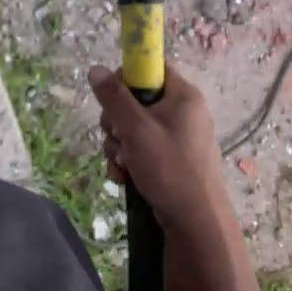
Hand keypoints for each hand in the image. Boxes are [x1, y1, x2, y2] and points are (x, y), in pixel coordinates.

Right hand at [91, 63, 230, 231]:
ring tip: (122, 164)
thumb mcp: (135, 129)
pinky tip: (124, 176)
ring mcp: (177, 136)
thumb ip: (114, 98)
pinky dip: (129, 159)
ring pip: (133, 126)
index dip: (125, 79)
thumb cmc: (169, 168)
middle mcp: (182, 111)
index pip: (150, 68)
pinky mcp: (171, 158)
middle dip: (116, 122)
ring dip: (118, 145)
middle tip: (117, 137)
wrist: (196, 222)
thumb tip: (95, 69)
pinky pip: (141, 147)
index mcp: (183, 96)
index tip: (112, 99)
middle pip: (135, 99)